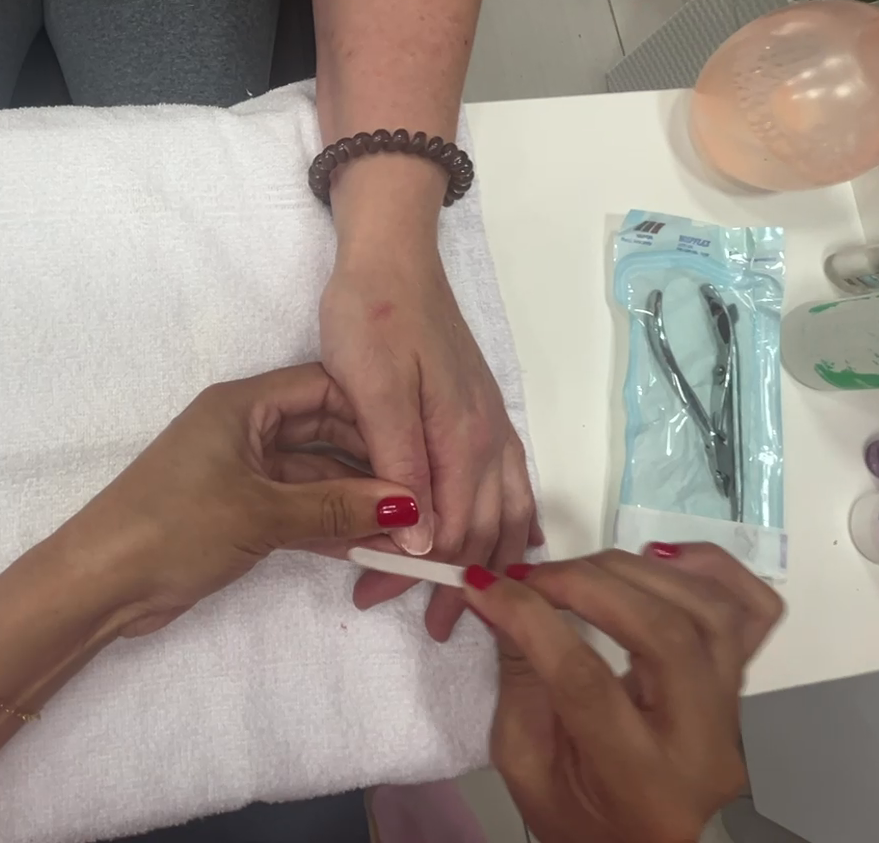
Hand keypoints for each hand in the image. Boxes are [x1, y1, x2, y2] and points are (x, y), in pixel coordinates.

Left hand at [54, 364, 420, 638]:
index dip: (373, 413)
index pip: (323, 388)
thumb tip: (409, 507)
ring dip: (354, 502)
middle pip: (323, 433)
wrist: (103, 581)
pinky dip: (328, 524)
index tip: (422, 444)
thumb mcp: (260, 514)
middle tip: (424, 500)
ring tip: (408, 533)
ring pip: (314, 476)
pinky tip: (369, 547)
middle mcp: (245, 428)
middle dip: (371, 466)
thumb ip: (335, 507)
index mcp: (243, 404)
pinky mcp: (239, 509)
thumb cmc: (176, 525)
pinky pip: (296, 506)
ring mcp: (242, 470)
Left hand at [320, 236, 537, 641]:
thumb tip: (427, 543)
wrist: (391, 257)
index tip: (375, 595)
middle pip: (486, 527)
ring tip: (469, 597)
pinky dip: (506, 517)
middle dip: (459, 579)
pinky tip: (503, 533)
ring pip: (505, 507)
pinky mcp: (476, 408)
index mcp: (461, 436)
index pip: (452, 529)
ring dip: (487, 556)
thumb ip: (402, 463)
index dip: (419, 571)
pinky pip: (507, 478)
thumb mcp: (372, 389)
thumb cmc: (371, 318)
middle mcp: (488, 436)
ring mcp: (489, 421)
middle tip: (427, 621)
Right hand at [464, 544, 784, 842]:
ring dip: (631, 570)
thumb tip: (495, 594)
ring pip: (707, 612)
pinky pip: (752, 610)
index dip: (528, 618)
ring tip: (576, 571)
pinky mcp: (739, 682)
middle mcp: (704, 743)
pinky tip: (656, 557)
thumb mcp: (523, 762)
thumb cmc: (576, 814)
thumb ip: (517, 677)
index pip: (585, 679)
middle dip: (582, 584)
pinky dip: (709, 568)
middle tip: (526, 576)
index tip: (481, 584)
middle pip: (663, 633)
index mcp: (641, 779)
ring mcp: (733, 710)